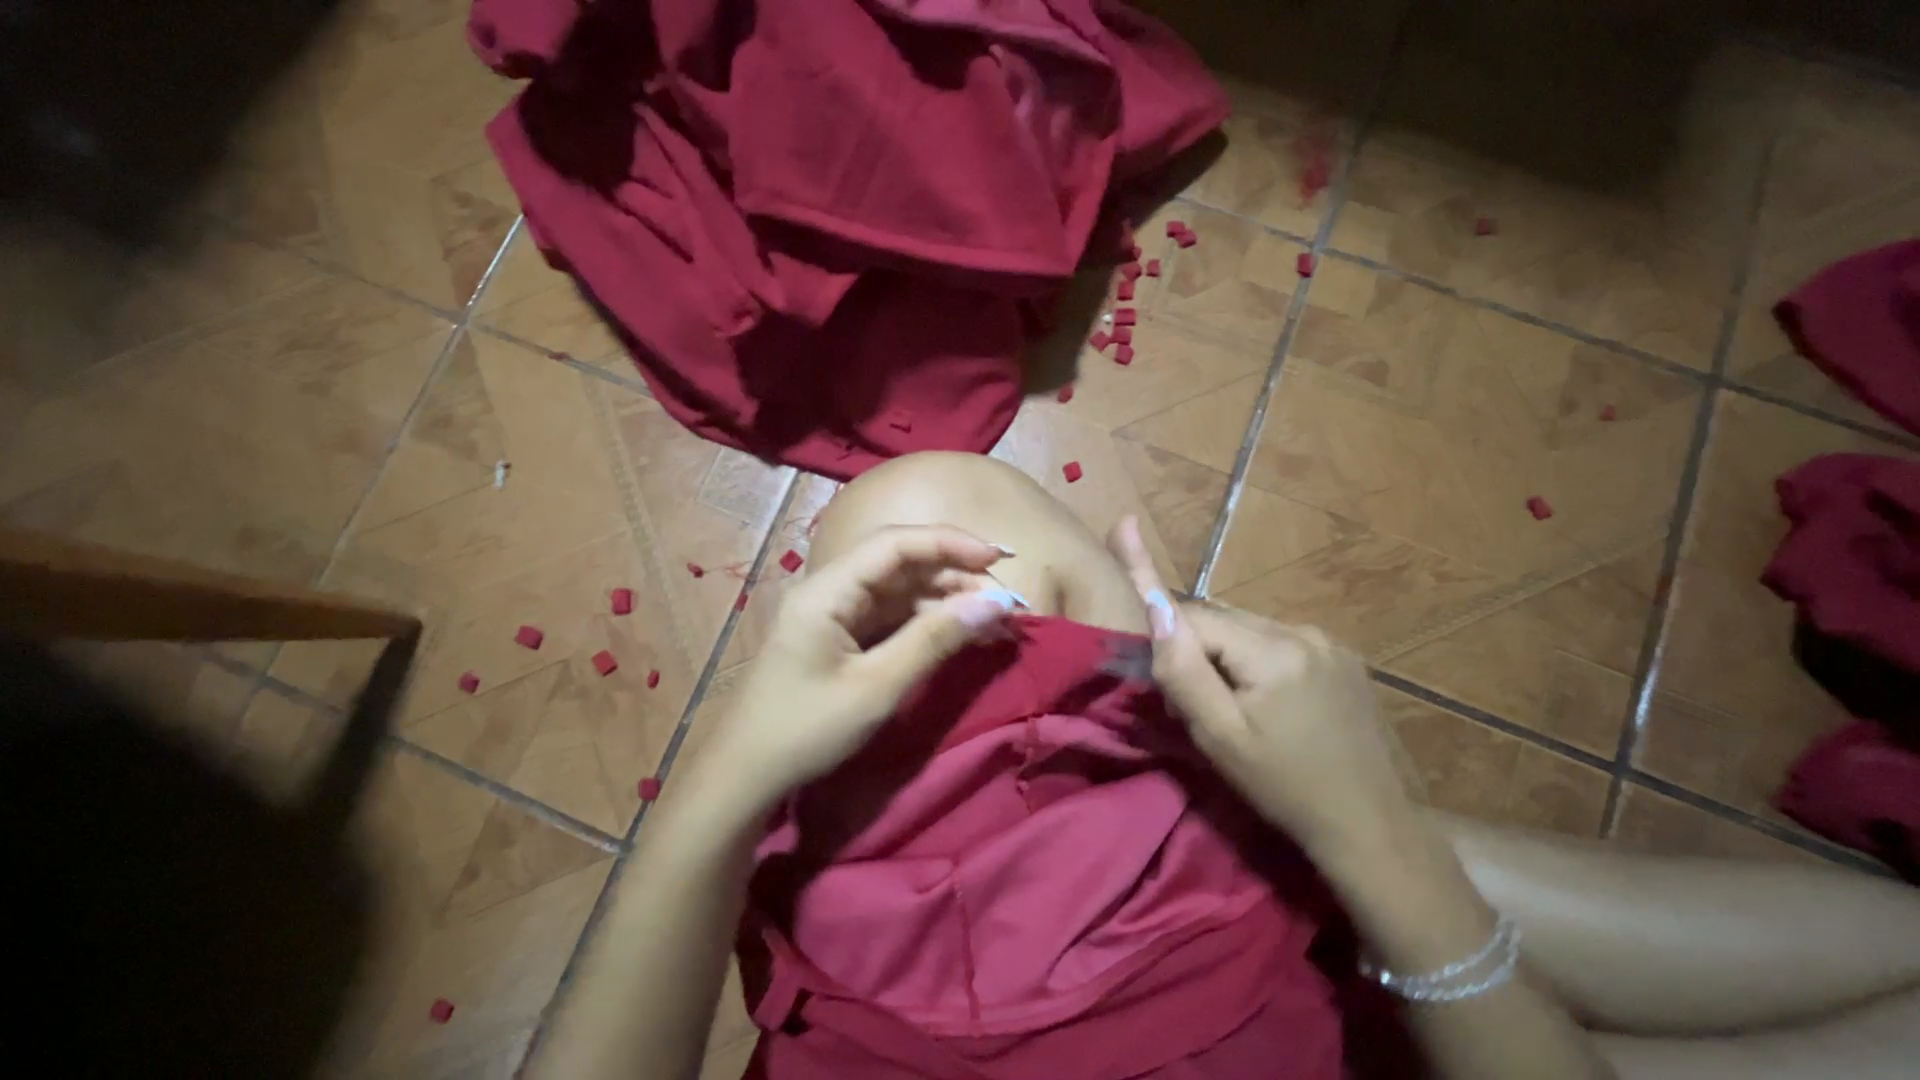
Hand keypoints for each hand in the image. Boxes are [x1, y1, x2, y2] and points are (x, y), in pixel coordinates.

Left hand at [704, 525, 1021, 806]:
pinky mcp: (841, 639)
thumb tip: (995, 603)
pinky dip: (928, 625)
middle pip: (901, 564)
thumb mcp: (877, 687)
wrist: (747, 775)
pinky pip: (892, 618)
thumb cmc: (807, 729)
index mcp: (828, 590)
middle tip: (1006, 604)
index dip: (949, 543)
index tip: (998, 560)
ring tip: (995, 623)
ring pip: (901, 592)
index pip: (895, 543)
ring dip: (947, 603)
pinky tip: (963, 636)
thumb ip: (934, 640)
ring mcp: (835, 615)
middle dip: (955, 577)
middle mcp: (831, 591)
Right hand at [1106, 517, 1414, 851]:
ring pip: (1252, 628)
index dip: (1172, 647)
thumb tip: (1154, 606)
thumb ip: (1182, 670)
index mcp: (1273, 649)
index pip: (1195, 616)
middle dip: (1200, 650)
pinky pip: (1282, 641)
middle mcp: (1304, 630)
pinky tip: (1273, 703)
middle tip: (1199, 707)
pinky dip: (1262, 660)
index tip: (1173, 694)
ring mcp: (1330, 641)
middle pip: (1225, 618)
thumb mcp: (1220, 736)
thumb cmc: (1283, 787)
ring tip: (1237, 708)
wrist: (1367, 822)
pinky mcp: (1345, 656)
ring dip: (1230, 654)